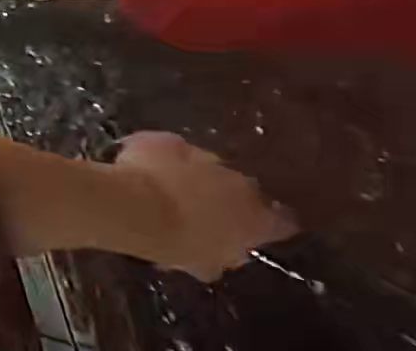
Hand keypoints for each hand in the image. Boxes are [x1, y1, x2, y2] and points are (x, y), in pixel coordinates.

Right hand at [112, 132, 296, 281]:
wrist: (131, 212)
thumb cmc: (158, 170)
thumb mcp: (174, 145)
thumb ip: (199, 159)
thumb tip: (204, 164)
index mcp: (253, 209)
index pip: (283, 218)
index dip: (269, 206)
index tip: (254, 194)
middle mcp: (245, 241)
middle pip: (247, 230)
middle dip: (230, 216)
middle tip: (204, 196)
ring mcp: (217, 260)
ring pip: (218, 245)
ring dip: (204, 231)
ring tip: (175, 210)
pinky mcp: (186, 270)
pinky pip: (189, 253)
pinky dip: (179, 241)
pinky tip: (158, 225)